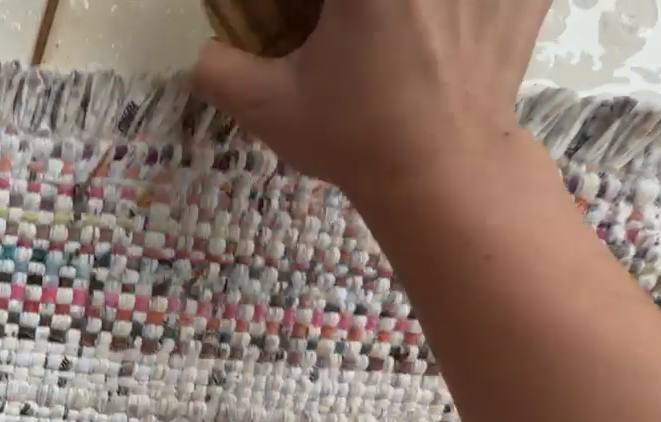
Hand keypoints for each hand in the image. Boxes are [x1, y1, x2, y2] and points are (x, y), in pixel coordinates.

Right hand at [192, 0, 550, 206]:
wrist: (439, 168)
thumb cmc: (349, 133)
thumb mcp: (267, 106)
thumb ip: (219, 71)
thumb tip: (202, 51)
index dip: (300, 10)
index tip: (299, 25)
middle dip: (343, 14)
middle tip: (335, 31)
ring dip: (400, 15)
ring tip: (390, 37)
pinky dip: (458, 9)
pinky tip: (437, 29)